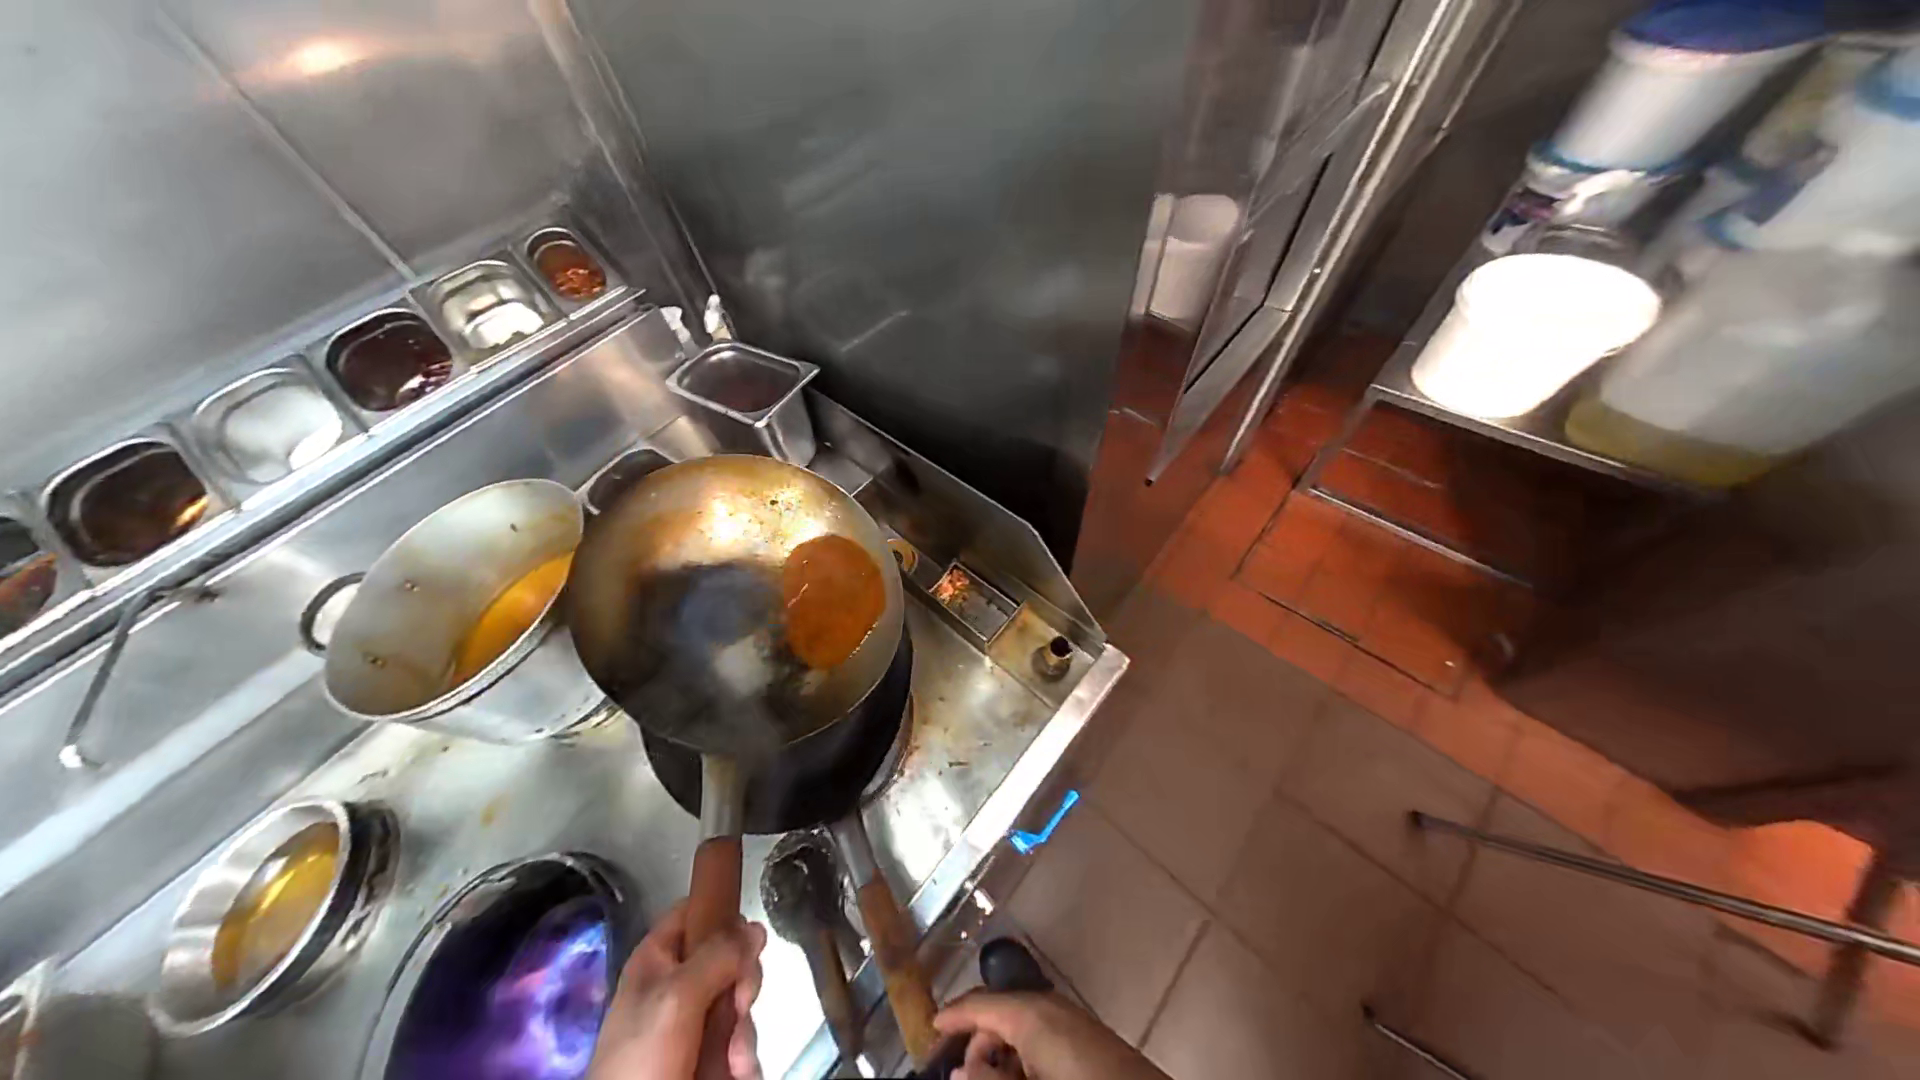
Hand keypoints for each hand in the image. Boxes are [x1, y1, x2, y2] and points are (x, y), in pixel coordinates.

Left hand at [588, 901, 768, 1079]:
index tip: (747, 937)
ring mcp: (694, 1026)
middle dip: (745, 980)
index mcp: (658, 960)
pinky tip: (738, 1073)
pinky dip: (746, 1058)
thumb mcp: (677, 997)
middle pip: (730, 955)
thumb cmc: (641, 1064)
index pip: (694, 911)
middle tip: (741, 1003)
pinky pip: (743, 1042)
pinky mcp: (710, 1061)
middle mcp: (678, 986)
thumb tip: (754, 927)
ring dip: (746, 1030)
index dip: (723, 915)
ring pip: (741, 1001)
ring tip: (735, 1060)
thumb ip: (717, 955)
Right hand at [932, 991, 1171, 1079]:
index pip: (979, 1003)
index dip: (952, 1015)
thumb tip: (959, 1070)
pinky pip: (1041, 1036)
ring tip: (992, 1077)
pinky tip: (1022, 1076)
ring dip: (1000, 1053)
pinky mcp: (1087, 1037)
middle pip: (999, 1014)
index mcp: (1031, 1012)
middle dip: (976, 1043)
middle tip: (960, 1074)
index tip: (930, 1028)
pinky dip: (1024, 1055)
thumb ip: (990, 1078)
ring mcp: (1071, 1019)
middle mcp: (1049, 1006)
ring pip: (1020, 1027)